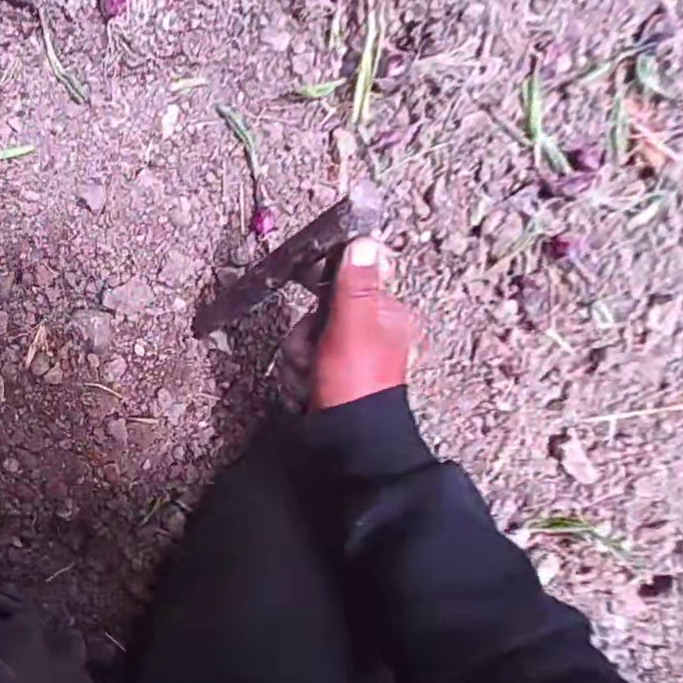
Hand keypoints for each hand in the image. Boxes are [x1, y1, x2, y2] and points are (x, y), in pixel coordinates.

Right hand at [312, 237, 420, 409]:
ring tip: (312, 376)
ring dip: (299, 358)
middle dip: (306, 335)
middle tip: (317, 353)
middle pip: (316, 311)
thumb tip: (364, 243)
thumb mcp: (354, 328)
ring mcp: (346, 354)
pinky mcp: (328, 374)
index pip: (346, 281)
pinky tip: (308, 387)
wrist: (347, 439)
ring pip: (303, 337)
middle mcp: (367, 332)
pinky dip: (297, 374)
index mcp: (384, 314)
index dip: (325, 294)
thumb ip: (356, 285)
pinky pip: (299, 360)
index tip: (320, 314)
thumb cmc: (356, 387)